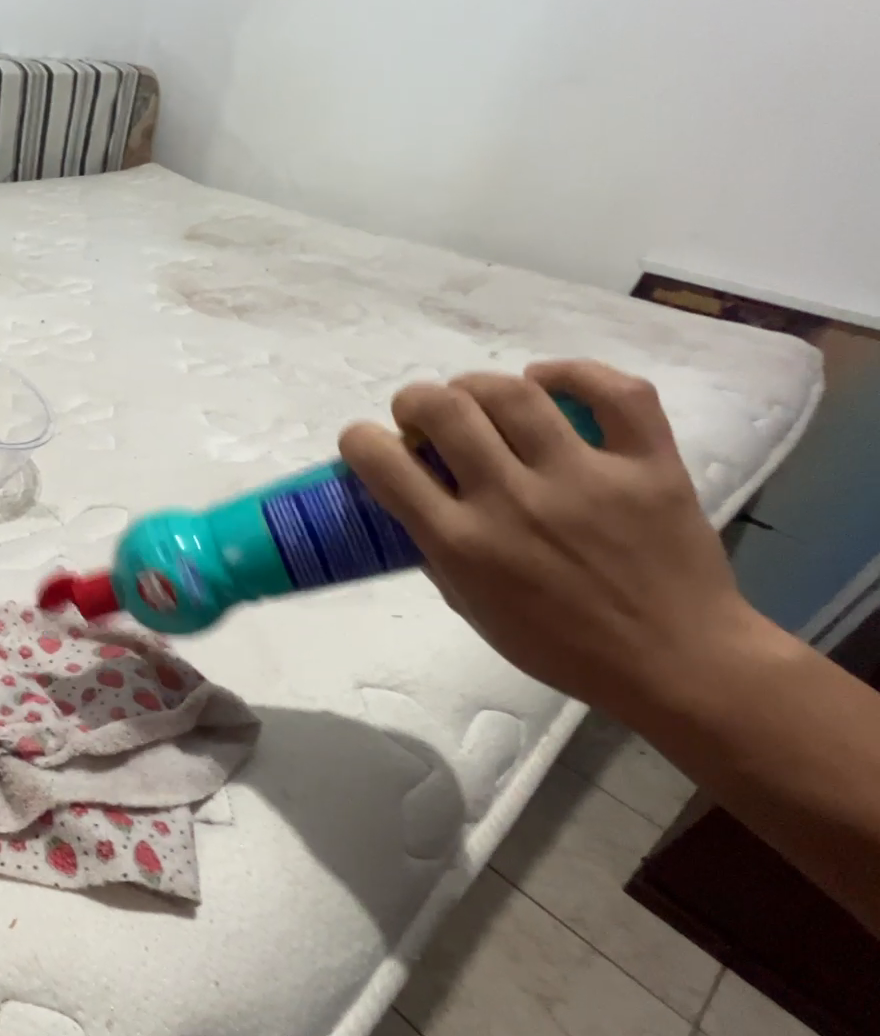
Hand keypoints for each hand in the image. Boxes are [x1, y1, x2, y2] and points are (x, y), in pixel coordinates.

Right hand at [338, 360, 773, 711]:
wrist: (676, 663)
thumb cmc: (556, 645)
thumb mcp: (468, 605)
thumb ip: (437, 548)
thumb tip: (417, 497)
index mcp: (461, 543)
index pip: (384, 463)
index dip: (359, 440)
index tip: (366, 443)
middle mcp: (513, 501)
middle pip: (445, 409)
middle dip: (415, 401)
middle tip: (421, 415)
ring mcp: (586, 478)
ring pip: (514, 392)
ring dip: (476, 385)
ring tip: (474, 398)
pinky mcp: (650, 465)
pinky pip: (616, 392)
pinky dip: (573, 372)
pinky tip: (545, 380)